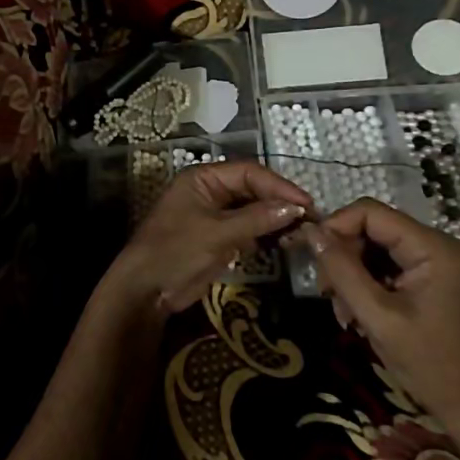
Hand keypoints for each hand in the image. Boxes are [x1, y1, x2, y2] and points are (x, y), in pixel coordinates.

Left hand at [103, 162, 310, 317]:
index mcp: (202, 178)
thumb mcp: (217, 233)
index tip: (306, 204)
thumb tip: (296, 207)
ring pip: (253, 209)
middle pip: (253, 189)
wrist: (147, 288)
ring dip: (276, 218)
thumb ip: (257, 218)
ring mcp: (214, 214)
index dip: (279, 186)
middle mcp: (209, 191)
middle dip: (280, 202)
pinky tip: (286, 241)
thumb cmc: (175, 251)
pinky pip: (248, 228)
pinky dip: (266, 233)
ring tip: (304, 231)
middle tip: (312, 219)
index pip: (248, 172)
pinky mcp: (219, 237)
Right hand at [288, 198, 459, 424]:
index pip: (371, 213)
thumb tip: (310, 232)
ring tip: (343, 310)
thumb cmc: (426, 360)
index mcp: (435, 249)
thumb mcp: (376, 315)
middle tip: (326, 292)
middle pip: (372, 228)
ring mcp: (439, 261)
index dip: (335, 227)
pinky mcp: (434, 277)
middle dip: (343, 255)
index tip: (313, 257)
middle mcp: (441, 245)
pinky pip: (389, 264)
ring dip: (351, 273)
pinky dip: (367, 282)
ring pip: (376, 247)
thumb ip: (342, 270)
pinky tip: (357, 310)